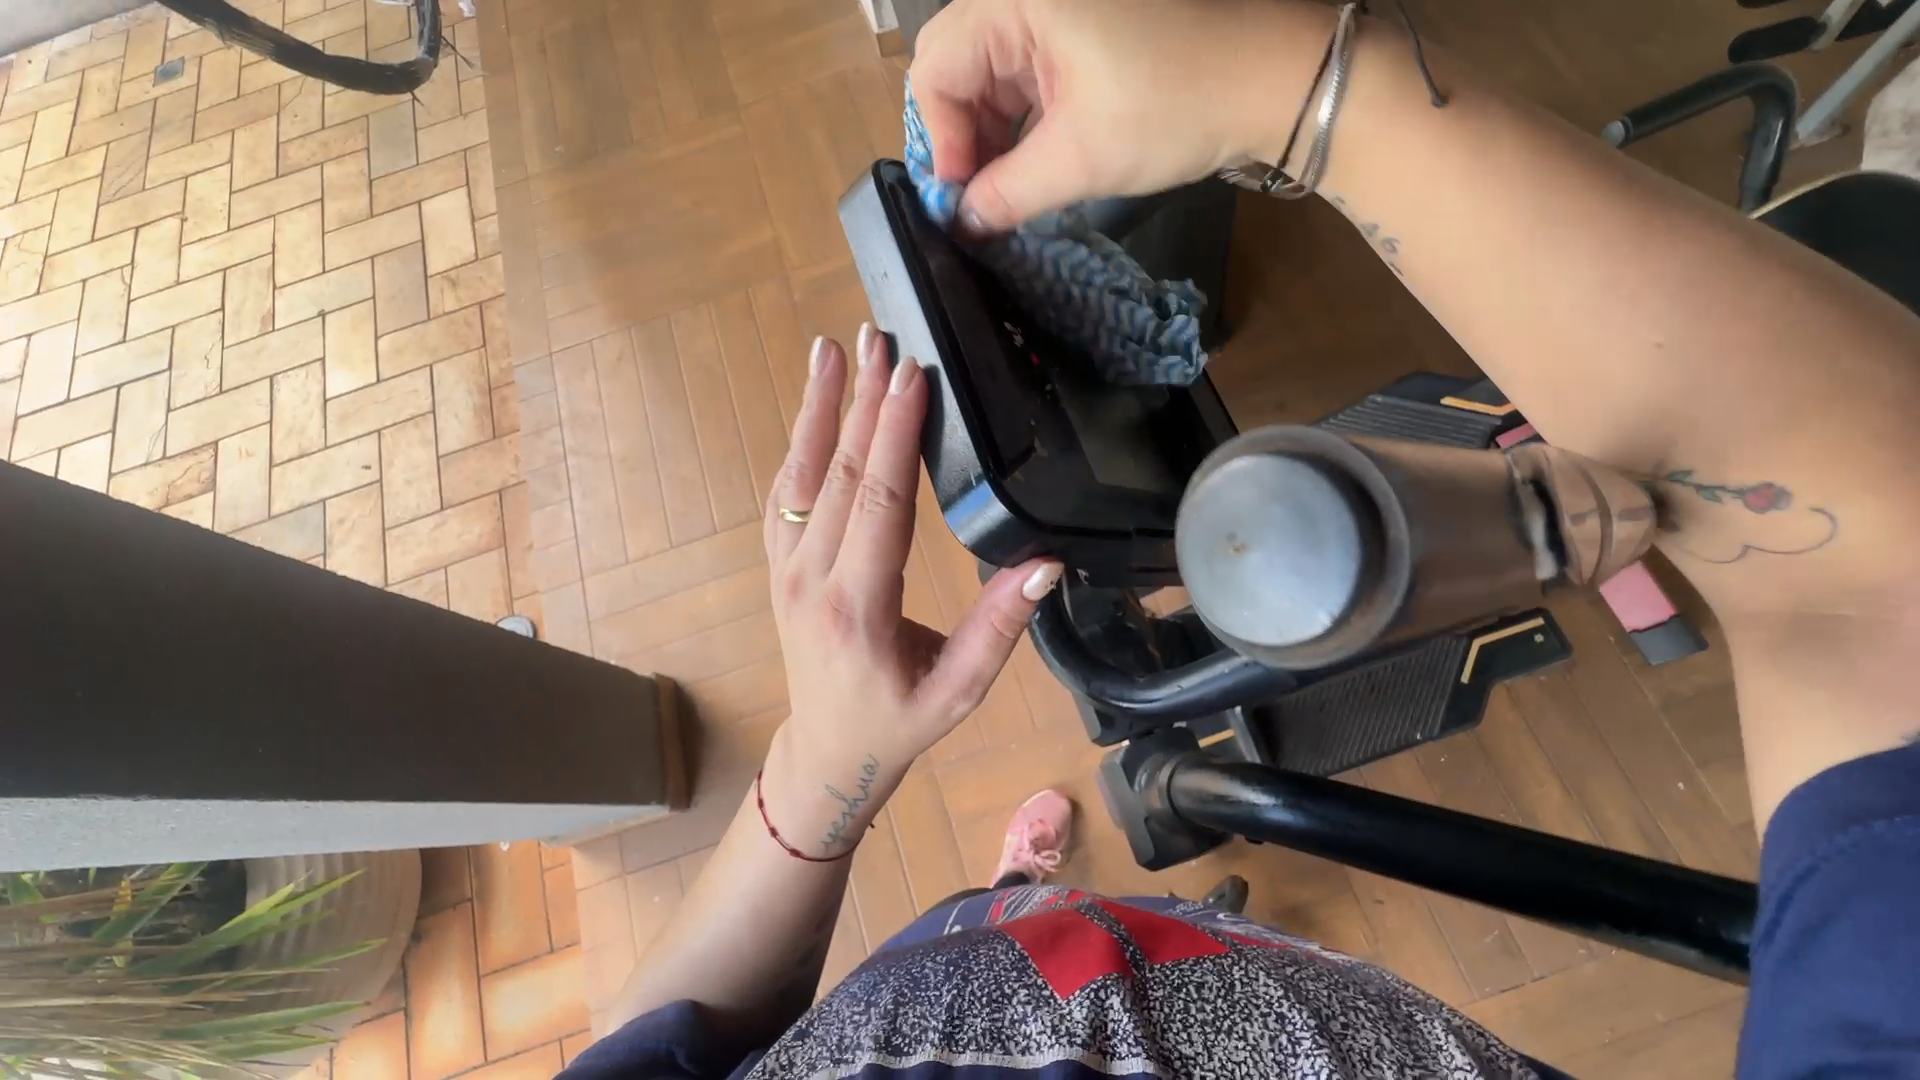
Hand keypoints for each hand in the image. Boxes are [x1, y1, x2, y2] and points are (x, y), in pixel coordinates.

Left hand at [766, 326, 1062, 792]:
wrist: (825, 751)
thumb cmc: (897, 723)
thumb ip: (999, 629)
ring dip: (819, 408)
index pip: (878, 504)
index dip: (894, 436)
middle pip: (838, 475)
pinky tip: (815, 403)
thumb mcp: (958, 691)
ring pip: (801, 475)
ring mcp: (784, 570)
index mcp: (857, 607)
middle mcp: (810, 579)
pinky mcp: (778, 566)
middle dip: (861, 402)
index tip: (909, 376)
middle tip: (879, 337)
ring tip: (834, 348)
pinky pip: (785, 494)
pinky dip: (800, 442)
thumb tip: (1046, 564)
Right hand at [910, 0, 1315, 228]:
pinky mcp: (1077, 23)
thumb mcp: (1081, 159)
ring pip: (986, 72)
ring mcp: (1054, 4)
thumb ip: (1006, 194)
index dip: (942, 139)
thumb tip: (961, 224)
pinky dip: (1017, 120)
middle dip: (962, 137)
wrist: (1273, 77)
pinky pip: (1021, 72)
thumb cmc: (1177, 108)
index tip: (963, 198)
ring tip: (1004, 189)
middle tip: (979, 197)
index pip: (937, 66)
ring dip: (988, 134)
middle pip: (956, 63)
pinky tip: (1028, 162)